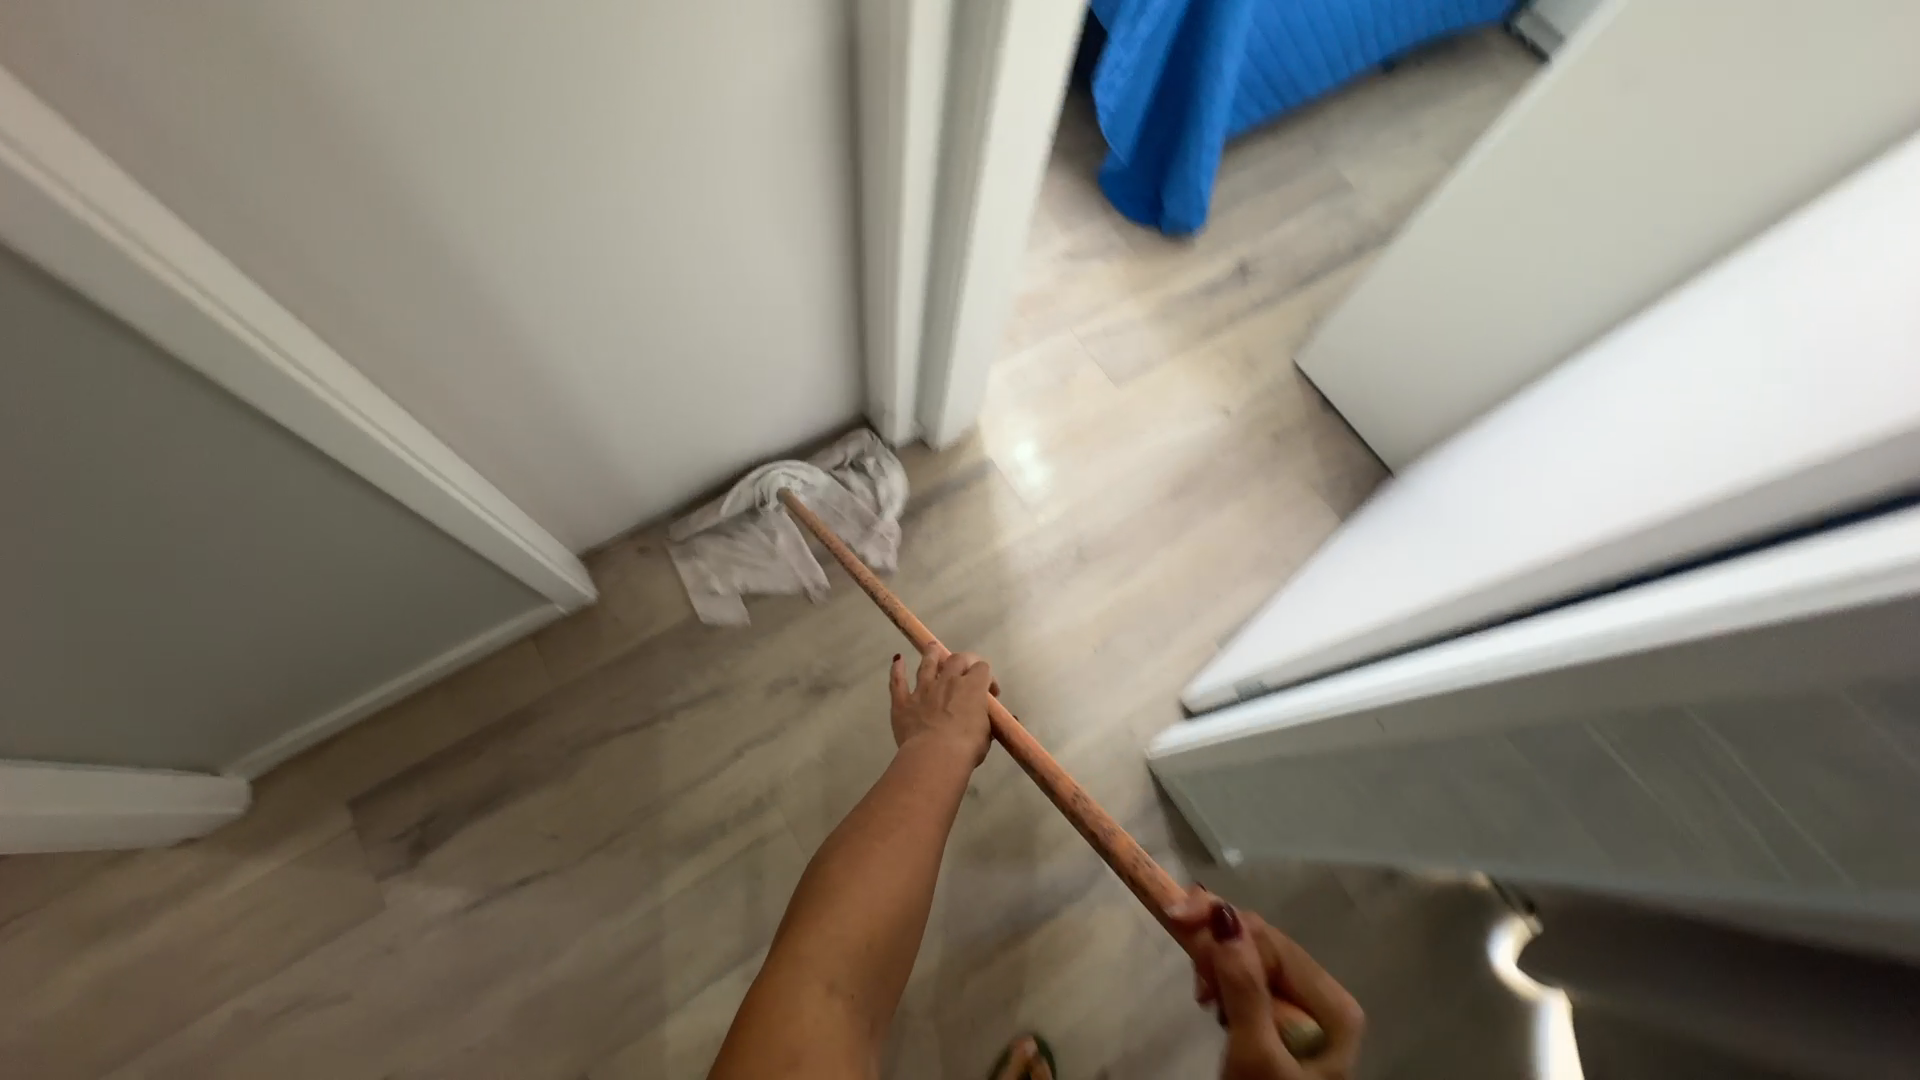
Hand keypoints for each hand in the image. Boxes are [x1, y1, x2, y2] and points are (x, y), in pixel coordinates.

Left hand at [888, 650, 994, 764]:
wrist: (934, 757)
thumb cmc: (966, 748)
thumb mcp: (987, 735)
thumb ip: (987, 722)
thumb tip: (996, 719)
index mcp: (972, 687)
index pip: (982, 668)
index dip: (987, 677)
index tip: (990, 692)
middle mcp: (948, 681)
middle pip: (956, 659)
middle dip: (962, 660)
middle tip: (963, 667)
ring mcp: (923, 689)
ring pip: (927, 664)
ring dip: (931, 655)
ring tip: (932, 648)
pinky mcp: (903, 702)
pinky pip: (898, 682)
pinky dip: (897, 670)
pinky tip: (898, 661)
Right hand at [1170, 890, 1364, 1079]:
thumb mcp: (1253, 1055)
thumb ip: (1243, 987)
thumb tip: (1224, 915)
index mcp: (1332, 1004)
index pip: (1269, 939)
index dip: (1221, 922)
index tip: (1174, 918)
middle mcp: (1323, 997)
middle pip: (1261, 942)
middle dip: (1218, 946)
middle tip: (1191, 976)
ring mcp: (1303, 1008)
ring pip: (1250, 956)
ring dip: (1217, 964)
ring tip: (1203, 996)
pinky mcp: (1281, 1019)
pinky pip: (1248, 978)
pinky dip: (1222, 980)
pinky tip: (1213, 1003)